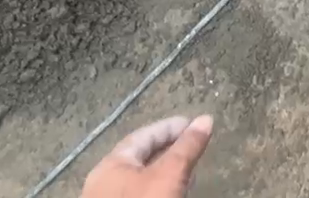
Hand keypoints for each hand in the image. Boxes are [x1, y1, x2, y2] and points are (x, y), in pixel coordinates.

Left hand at [81, 115, 214, 197]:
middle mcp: (104, 183)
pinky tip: (174, 194)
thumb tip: (205, 119)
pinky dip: (159, 190)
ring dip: (167, 172)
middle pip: (142, 157)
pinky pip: (139, 196)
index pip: (145, 135)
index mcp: (111, 165)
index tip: (197, 126)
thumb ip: (188, 145)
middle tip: (196, 147)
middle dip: (171, 149)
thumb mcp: (171, 173)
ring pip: (141, 179)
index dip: (172, 127)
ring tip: (190, 172)